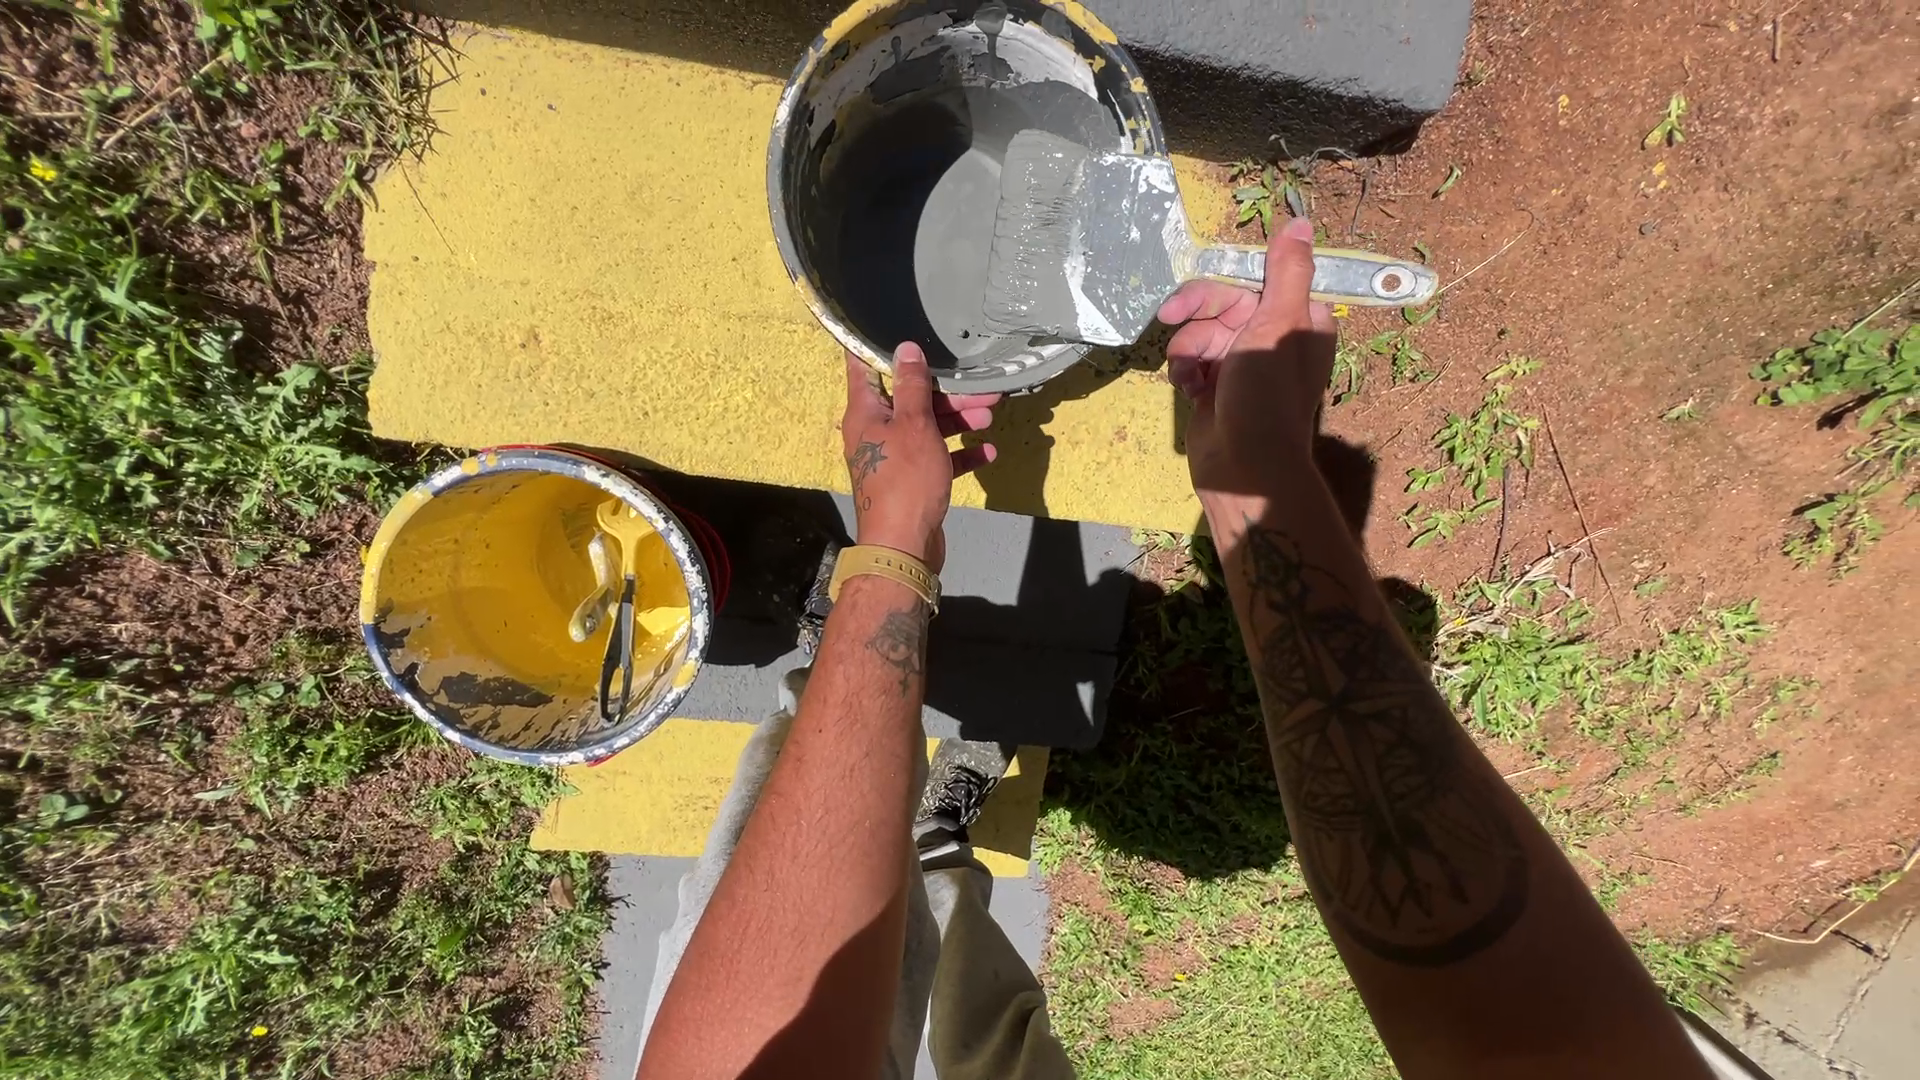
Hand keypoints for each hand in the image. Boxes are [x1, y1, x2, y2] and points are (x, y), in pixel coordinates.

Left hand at [842, 342, 999, 571]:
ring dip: (959, 421)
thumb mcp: (914, 425)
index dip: (877, 346)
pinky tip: (987, 452)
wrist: (903, 546)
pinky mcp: (913, 482)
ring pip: (928, 429)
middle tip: (982, 387)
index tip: (894, 326)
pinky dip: (960, 455)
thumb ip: (913, 385)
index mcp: (866, 413)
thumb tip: (905, 348)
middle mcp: (876, 432)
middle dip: (947, 392)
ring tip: (991, 414)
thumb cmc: (905, 479)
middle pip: (911, 400)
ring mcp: (895, 459)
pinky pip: (938, 460)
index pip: (863, 367)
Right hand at [1158, 216, 1336, 499]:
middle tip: (1168, 317)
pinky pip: (1191, 365)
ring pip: (1198, 336)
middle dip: (1195, 318)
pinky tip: (1188, 390)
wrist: (1243, 464)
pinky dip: (1185, 374)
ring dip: (1187, 351)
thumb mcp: (1281, 323)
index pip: (1252, 284)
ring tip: (1191, 376)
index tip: (1192, 295)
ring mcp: (1239, 367)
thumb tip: (1297, 222)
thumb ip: (1287, 272)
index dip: (1220, 288)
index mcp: (1296, 321)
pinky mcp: (1214, 390)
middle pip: (1220, 307)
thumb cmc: (1267, 393)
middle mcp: (1268, 340)